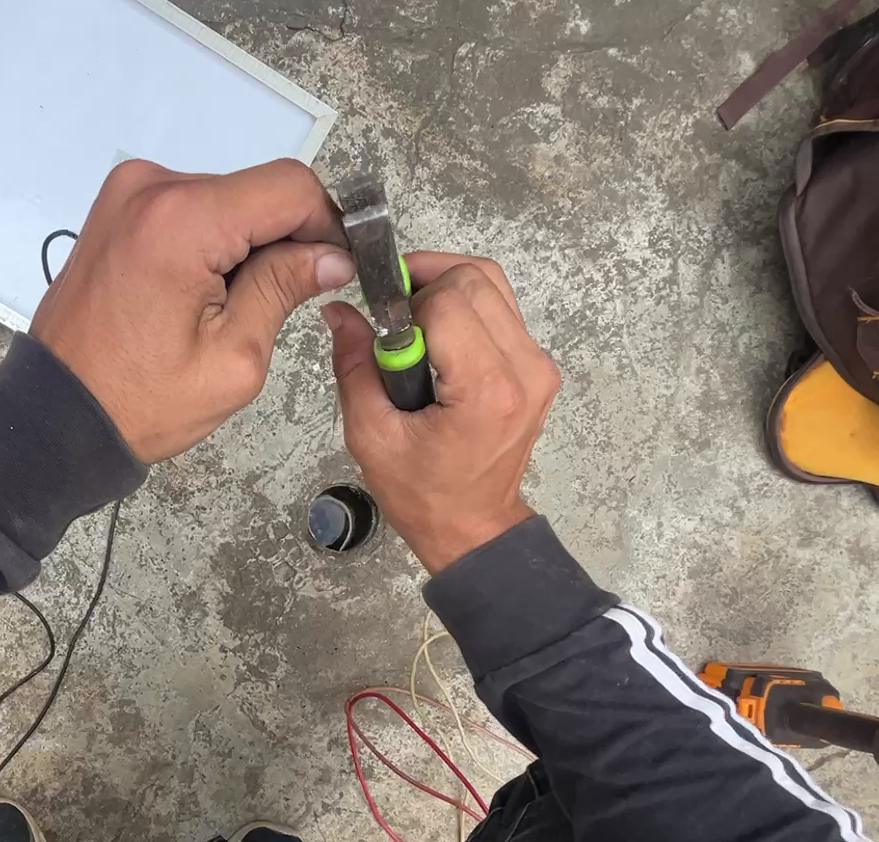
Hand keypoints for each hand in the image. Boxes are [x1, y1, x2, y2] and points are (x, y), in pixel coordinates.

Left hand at [30, 159, 355, 462]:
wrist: (56, 414)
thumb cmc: (142, 402)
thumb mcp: (232, 359)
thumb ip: (283, 290)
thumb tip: (333, 255)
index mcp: (182, 219)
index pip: (290, 188)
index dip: (327, 225)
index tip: (336, 268)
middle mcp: (151, 186)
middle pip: (255, 192)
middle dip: (282, 242)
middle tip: (279, 305)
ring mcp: (127, 193)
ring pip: (224, 201)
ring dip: (243, 247)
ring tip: (226, 309)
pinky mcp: (116, 210)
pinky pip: (188, 211)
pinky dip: (208, 244)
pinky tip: (197, 294)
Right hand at [325, 253, 560, 572]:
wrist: (471, 526)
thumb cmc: (420, 493)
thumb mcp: (370, 435)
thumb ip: (354, 366)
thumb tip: (339, 312)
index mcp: (485, 390)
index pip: (448, 299)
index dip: (404, 301)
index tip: (378, 327)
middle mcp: (525, 368)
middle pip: (474, 278)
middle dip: (424, 286)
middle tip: (391, 323)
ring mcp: (539, 365)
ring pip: (491, 284)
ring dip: (444, 291)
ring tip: (411, 326)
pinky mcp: (538, 367)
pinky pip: (501, 309)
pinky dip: (464, 309)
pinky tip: (436, 339)